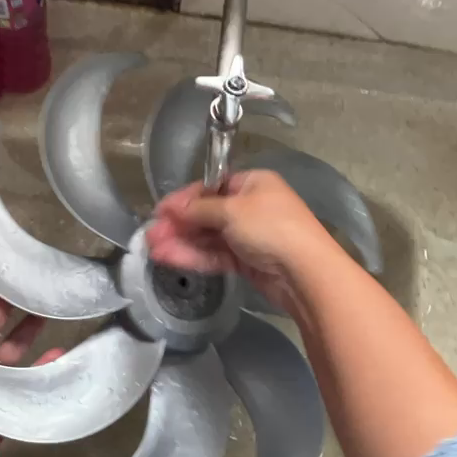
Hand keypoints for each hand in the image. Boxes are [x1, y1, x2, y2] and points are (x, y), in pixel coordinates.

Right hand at [145, 171, 342, 308]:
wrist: (306, 273)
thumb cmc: (270, 228)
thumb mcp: (231, 210)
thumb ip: (198, 209)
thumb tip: (173, 209)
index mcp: (252, 183)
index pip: (210, 187)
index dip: (184, 199)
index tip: (160, 212)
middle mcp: (250, 207)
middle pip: (206, 213)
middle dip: (178, 225)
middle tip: (150, 236)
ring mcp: (248, 235)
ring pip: (208, 237)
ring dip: (181, 242)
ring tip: (153, 250)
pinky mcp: (246, 261)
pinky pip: (215, 254)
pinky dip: (193, 255)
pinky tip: (170, 258)